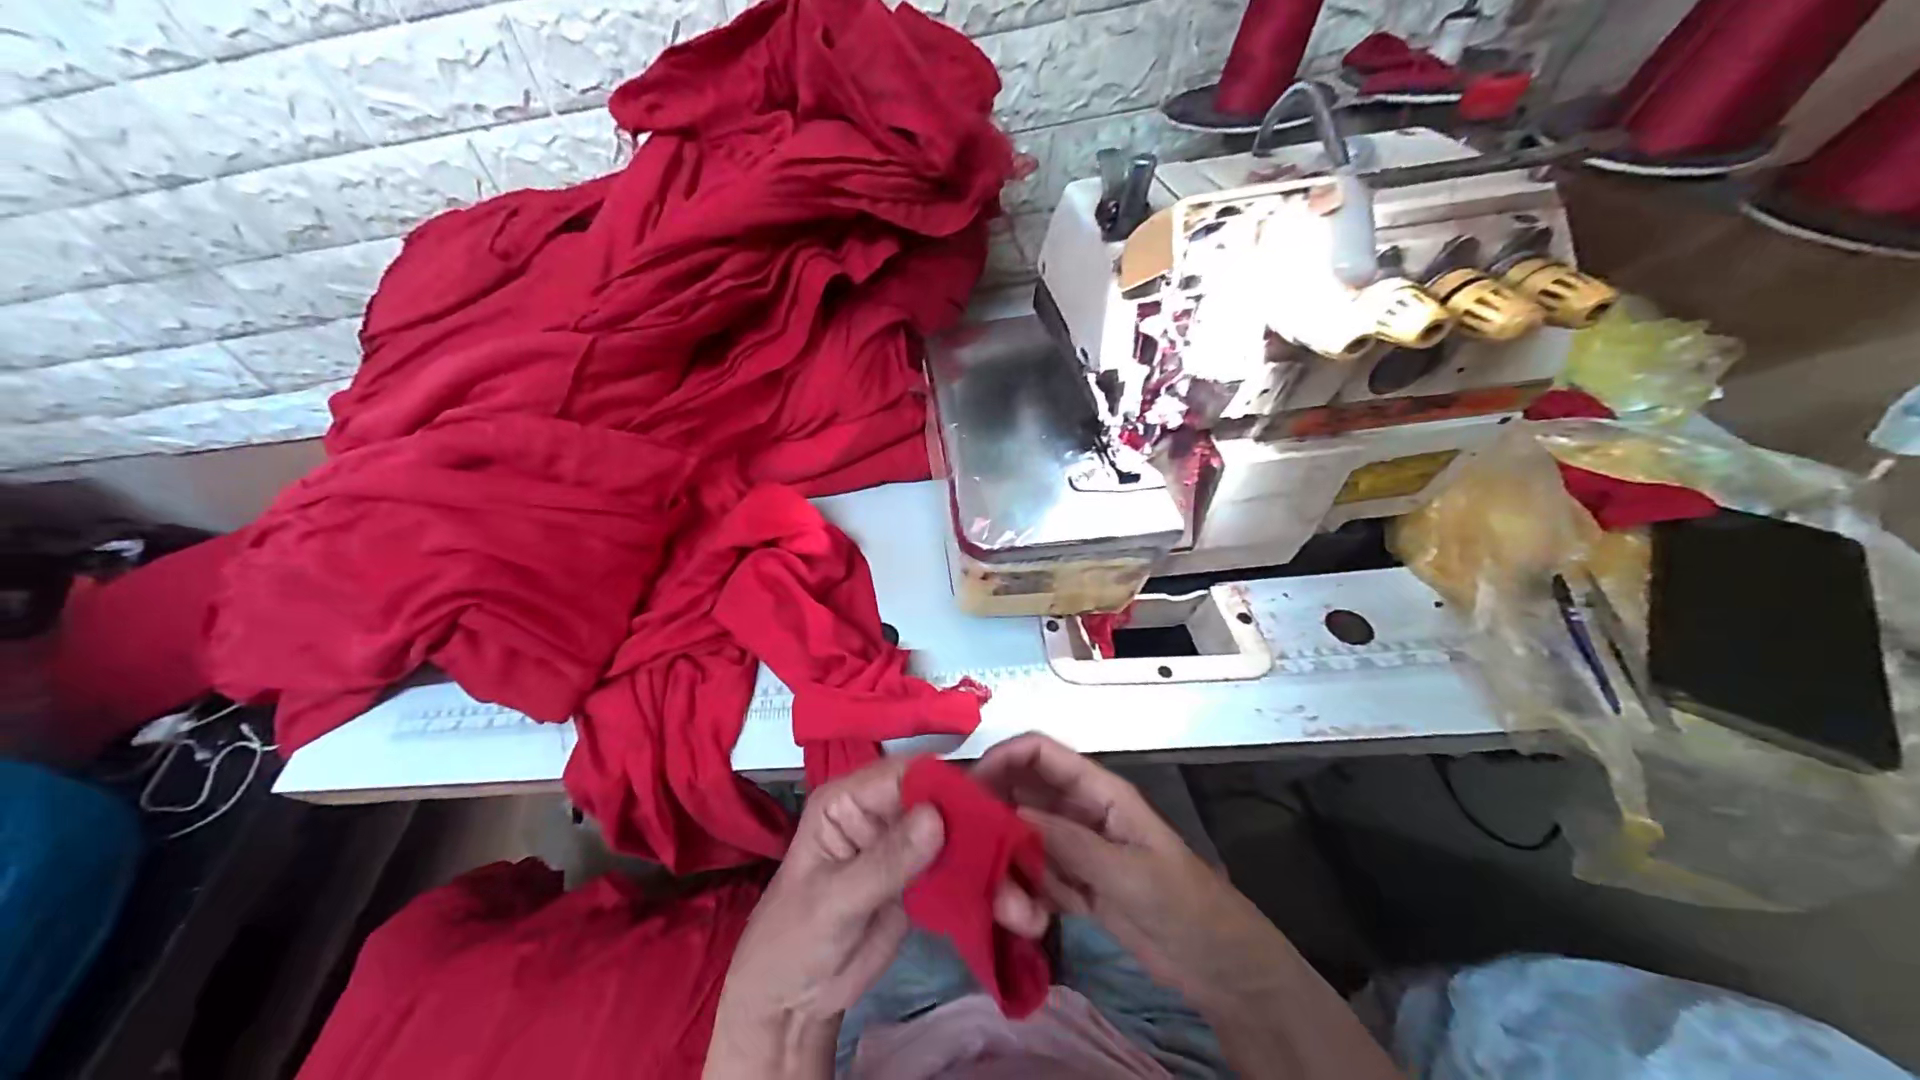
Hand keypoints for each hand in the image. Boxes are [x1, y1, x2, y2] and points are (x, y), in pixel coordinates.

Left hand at [705, 756, 1046, 1079]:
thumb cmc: (793, 940)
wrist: (793, 1000)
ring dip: (988, 862)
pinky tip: (1011, 905)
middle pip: (938, 802)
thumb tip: (936, 816)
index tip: (987, 810)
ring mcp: (903, 845)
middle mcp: (880, 812)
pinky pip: (957, 870)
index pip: (904, 776)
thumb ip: (885, 860)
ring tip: (1023, 897)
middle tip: (1018, 852)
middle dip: (977, 827)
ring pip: (954, 837)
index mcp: (849, 800)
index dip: (945, 786)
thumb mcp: (835, 901)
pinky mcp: (920, 877)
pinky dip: (982, 885)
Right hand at [972, 733, 1291, 1010]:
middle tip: (969, 851)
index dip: (1003, 758)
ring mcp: (1076, 851)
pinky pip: (1033, 878)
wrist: (1219, 967)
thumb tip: (1011, 815)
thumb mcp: (1128, 872)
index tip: (968, 787)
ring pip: (1023, 841)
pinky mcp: (1074, 887)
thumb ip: (1070, 842)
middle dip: (995, 818)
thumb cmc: (1183, 904)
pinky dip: (1024, 895)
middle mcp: (1080, 813)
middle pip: (1023, 795)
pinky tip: (1029, 920)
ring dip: (1010, 868)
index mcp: (1099, 792)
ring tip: (1016, 909)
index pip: (1042, 754)